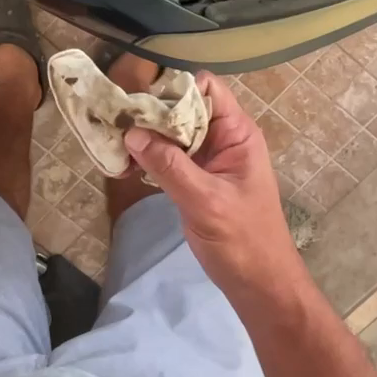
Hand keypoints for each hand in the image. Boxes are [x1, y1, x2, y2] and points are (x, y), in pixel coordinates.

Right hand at [124, 73, 305, 302]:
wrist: (261, 288)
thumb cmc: (244, 241)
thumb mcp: (205, 202)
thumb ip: (169, 166)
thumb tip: (131, 134)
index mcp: (236, 133)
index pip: (206, 88)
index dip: (175, 89)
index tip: (142, 103)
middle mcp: (222, 138)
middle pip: (184, 107)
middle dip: (152, 113)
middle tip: (118, 121)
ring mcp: (208, 158)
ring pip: (173, 131)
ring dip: (146, 136)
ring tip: (114, 142)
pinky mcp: (195, 177)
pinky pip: (168, 155)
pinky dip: (148, 157)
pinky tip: (125, 165)